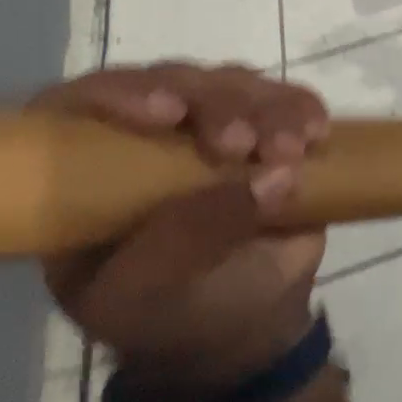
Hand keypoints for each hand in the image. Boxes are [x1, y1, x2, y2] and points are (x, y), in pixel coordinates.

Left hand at [30, 63, 331, 401]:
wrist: (245, 318)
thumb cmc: (171, 310)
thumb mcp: (151, 290)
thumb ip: (191, 236)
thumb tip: (274, 175)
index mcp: (87, 173)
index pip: (82, 106)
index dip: (119, 94)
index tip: (168, 114)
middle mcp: (148, 137)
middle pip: (175, 83)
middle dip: (217, 104)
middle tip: (245, 144)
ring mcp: (215, 127)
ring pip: (237, 83)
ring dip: (270, 107)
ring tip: (296, 148)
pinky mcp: (272, 129)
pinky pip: (290, 99)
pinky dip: (305, 109)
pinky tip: (319, 133)